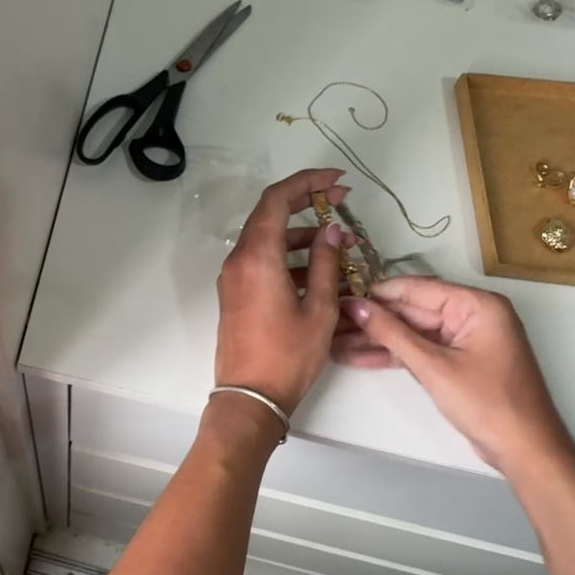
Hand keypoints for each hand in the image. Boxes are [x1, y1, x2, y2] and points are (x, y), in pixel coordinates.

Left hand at [214, 169, 352, 414]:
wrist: (250, 394)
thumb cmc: (287, 354)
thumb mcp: (318, 308)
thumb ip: (325, 263)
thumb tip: (332, 230)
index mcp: (257, 256)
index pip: (277, 200)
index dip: (306, 182)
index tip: (336, 179)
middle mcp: (239, 259)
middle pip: (269, 214)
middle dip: (305, 201)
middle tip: (340, 198)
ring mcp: (233, 276)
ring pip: (266, 238)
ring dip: (300, 233)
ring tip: (340, 241)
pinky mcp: (235, 292)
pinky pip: (261, 260)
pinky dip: (288, 255)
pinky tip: (319, 268)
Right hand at [341, 277, 572, 470]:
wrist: (526, 452)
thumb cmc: (489, 405)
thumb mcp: (433, 366)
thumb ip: (391, 333)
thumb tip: (356, 306)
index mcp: (476, 305)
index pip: (415, 288)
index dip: (375, 294)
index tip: (339, 297)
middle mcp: (471, 314)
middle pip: (410, 309)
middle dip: (371, 319)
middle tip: (331, 322)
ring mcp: (464, 338)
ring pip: (410, 331)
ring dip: (375, 339)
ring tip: (335, 341)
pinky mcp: (457, 360)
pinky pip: (419, 349)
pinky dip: (392, 354)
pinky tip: (356, 357)